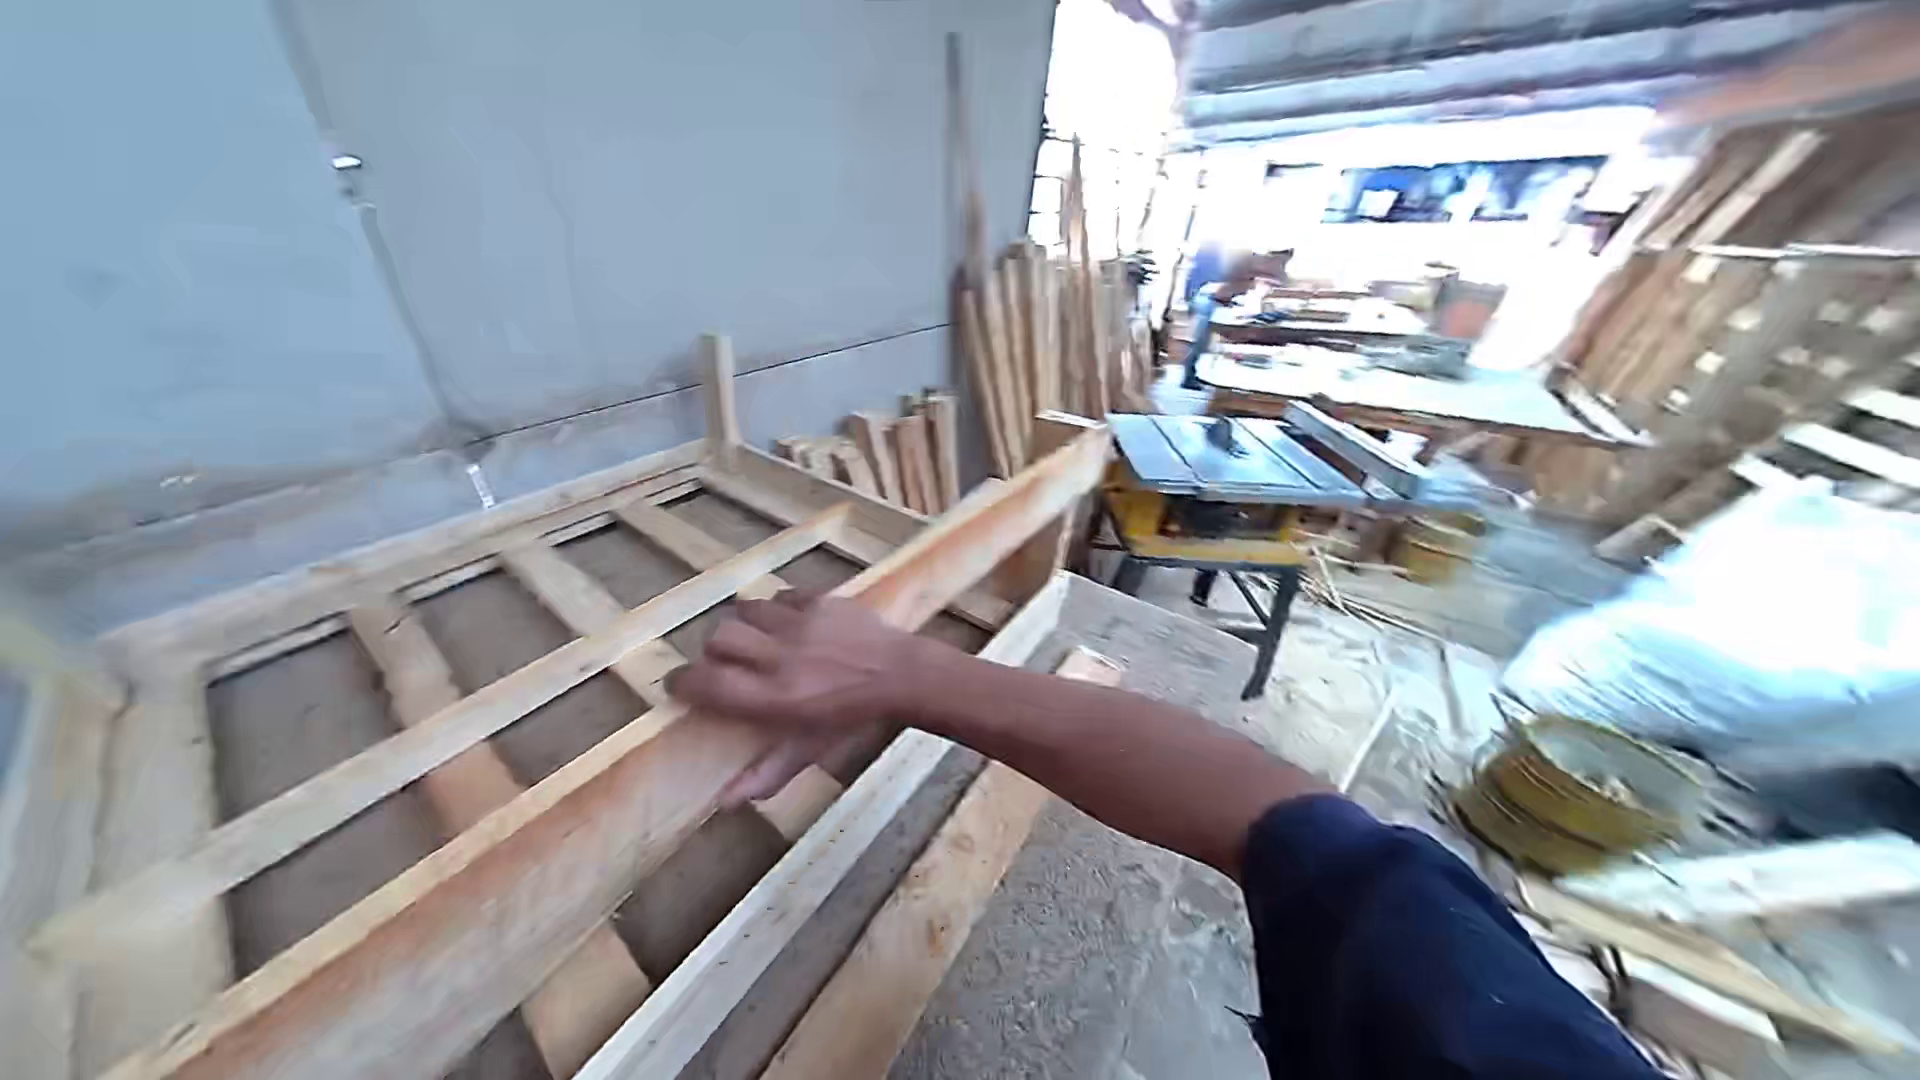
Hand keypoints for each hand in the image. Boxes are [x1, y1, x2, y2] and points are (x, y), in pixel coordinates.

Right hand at [667, 589, 957, 802]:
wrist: (900, 675)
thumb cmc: (853, 718)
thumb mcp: (812, 749)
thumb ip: (767, 773)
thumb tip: (725, 802)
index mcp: (772, 697)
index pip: (706, 683)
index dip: (682, 681)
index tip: (680, 684)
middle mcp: (779, 656)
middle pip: (718, 638)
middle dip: (715, 650)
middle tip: (729, 661)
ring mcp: (800, 623)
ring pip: (746, 610)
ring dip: (745, 624)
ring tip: (759, 637)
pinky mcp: (819, 600)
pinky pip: (781, 595)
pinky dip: (777, 607)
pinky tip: (790, 621)